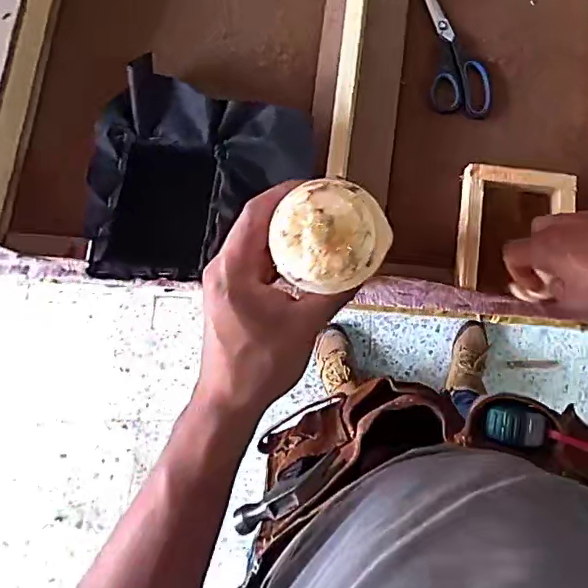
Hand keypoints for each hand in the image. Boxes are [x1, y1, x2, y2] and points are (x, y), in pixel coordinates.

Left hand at [196, 181, 353, 416]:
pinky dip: (282, 254)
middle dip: (291, 209)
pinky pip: (258, 262)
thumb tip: (363, 269)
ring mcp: (225, 282)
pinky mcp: (232, 295)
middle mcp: (224, 269)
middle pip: (256, 223)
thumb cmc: (258, 366)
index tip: (316, 186)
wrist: (229, 401)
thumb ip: (335, 292)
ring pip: (257, 242)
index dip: (286, 193)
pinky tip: (307, 259)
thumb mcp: (306, 325)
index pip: (257, 214)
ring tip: (320, 226)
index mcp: (234, 269)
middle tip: (325, 203)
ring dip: (287, 232)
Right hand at [501, 212, 587, 320]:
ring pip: (559, 229)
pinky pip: (582, 228)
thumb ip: (550, 298)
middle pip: (534, 236)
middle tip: (552, 281)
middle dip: (538, 258)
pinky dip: (582, 243)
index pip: (512, 253)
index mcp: (544, 246)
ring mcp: (584, 219)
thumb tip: (545, 294)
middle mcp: (560, 226)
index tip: (535, 290)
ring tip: (576, 275)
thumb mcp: (575, 305)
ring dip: (560, 249)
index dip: (519, 274)